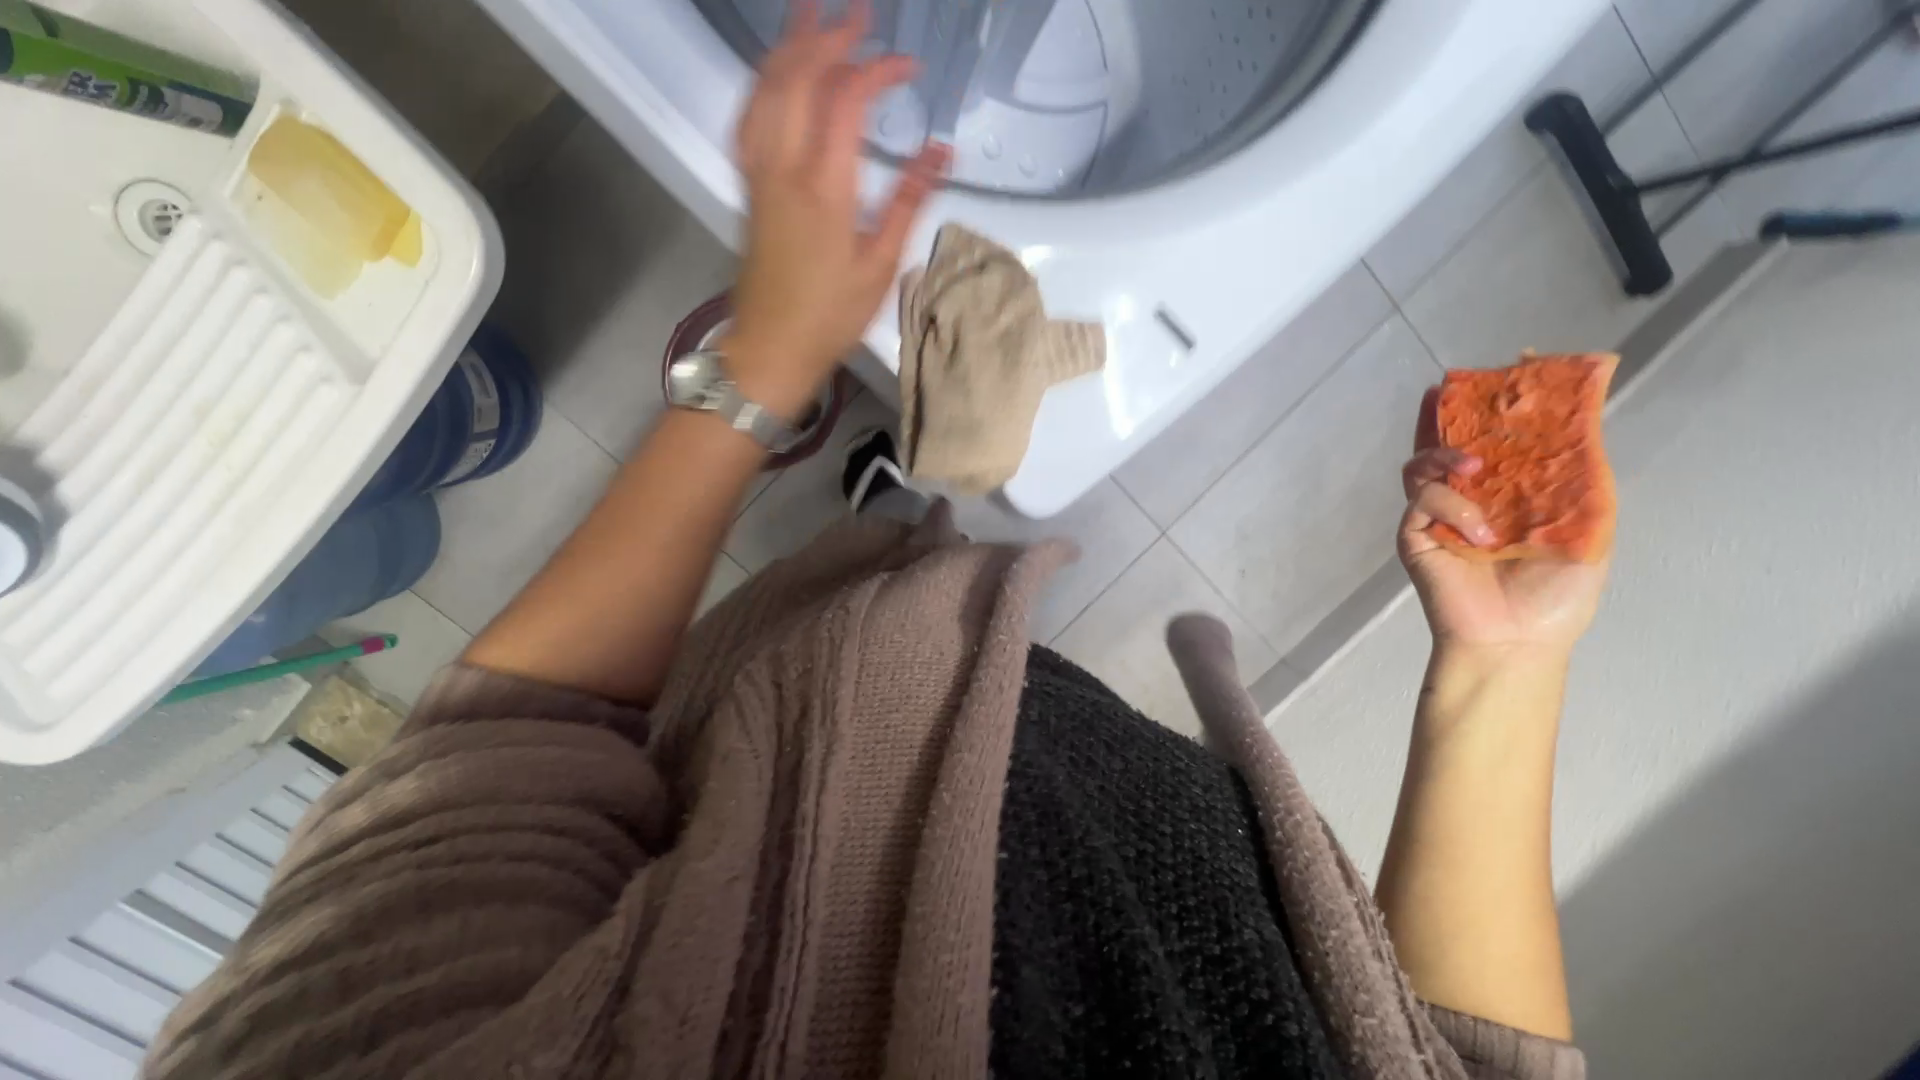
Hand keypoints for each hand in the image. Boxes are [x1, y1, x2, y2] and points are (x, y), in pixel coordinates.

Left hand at [723, 0, 951, 419]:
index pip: (846, 100)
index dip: (878, 71)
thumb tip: (941, 150)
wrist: (771, 347)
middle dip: (829, 36)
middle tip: (858, 12)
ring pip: (765, 88)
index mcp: (825, 187)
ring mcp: (759, 172)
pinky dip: (763, 82)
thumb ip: (910, 201)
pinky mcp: (748, 184)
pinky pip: (748, 116)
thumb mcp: (881, 264)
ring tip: (810, 13)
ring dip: (789, 46)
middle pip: (799, 77)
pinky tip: (775, 72)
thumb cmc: (831, 315)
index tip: (909, 68)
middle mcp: (784, 166)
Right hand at [1397, 390, 1608, 658]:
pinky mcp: (1416, 532)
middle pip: (1450, 436)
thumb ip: (1584, 476)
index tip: (1521, 362)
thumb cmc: (1557, 594)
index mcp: (1512, 491)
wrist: (1516, 640)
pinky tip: (1479, 532)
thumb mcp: (1592, 527)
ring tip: (1473, 469)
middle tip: (1457, 388)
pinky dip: (1450, 505)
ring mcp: (1438, 514)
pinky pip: (1421, 499)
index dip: (1505, 400)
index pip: (1501, 434)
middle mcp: (1471, 495)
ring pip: (1423, 462)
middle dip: (1452, 409)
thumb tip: (1585, 416)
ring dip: (1445, 456)